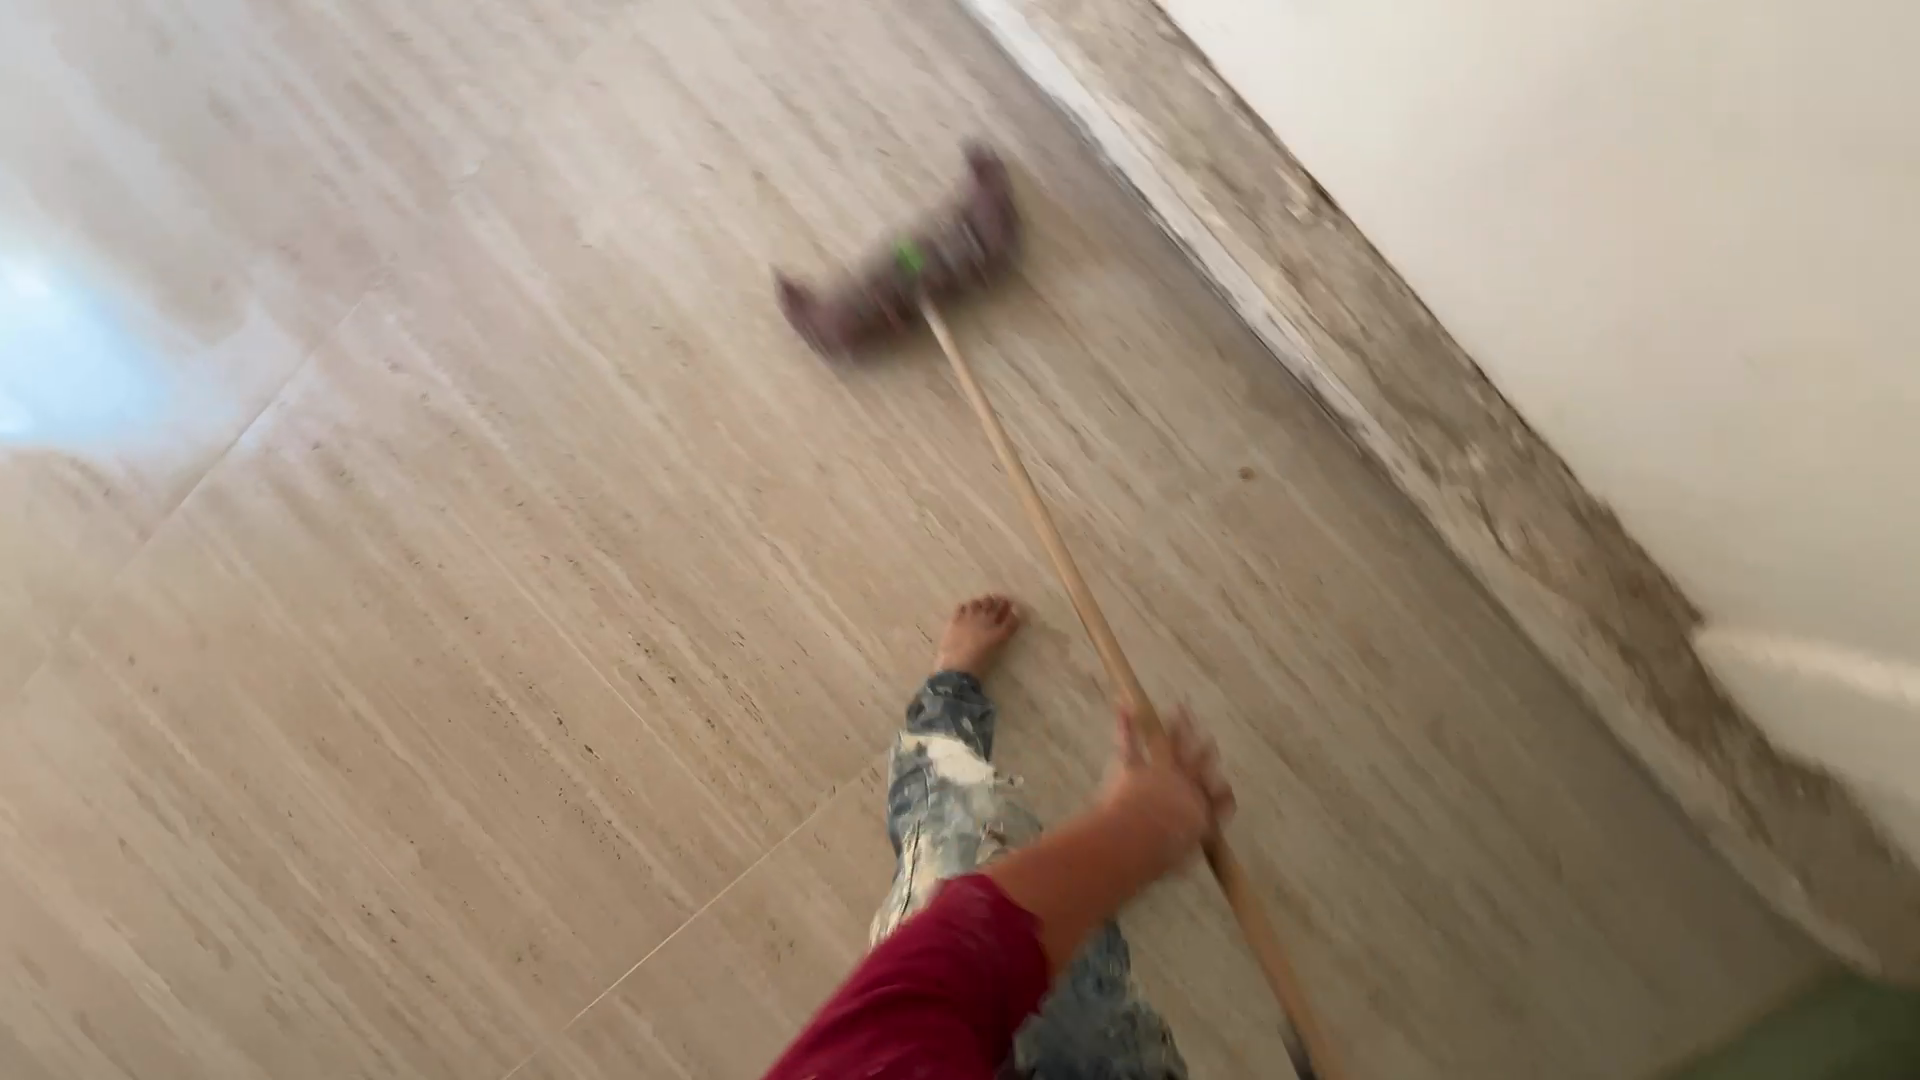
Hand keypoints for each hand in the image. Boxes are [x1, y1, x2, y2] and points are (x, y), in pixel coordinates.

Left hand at [1097, 704, 1236, 871]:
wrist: (1145, 833)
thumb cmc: (1166, 851)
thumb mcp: (1182, 856)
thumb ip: (1183, 850)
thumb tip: (1179, 858)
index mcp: (1203, 811)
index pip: (1220, 800)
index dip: (1221, 793)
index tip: (1222, 787)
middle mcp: (1187, 786)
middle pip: (1200, 763)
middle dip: (1204, 750)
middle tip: (1209, 738)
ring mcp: (1162, 771)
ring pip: (1172, 743)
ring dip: (1176, 725)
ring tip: (1179, 708)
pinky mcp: (1136, 765)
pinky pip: (1130, 741)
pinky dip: (1126, 724)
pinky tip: (1123, 706)